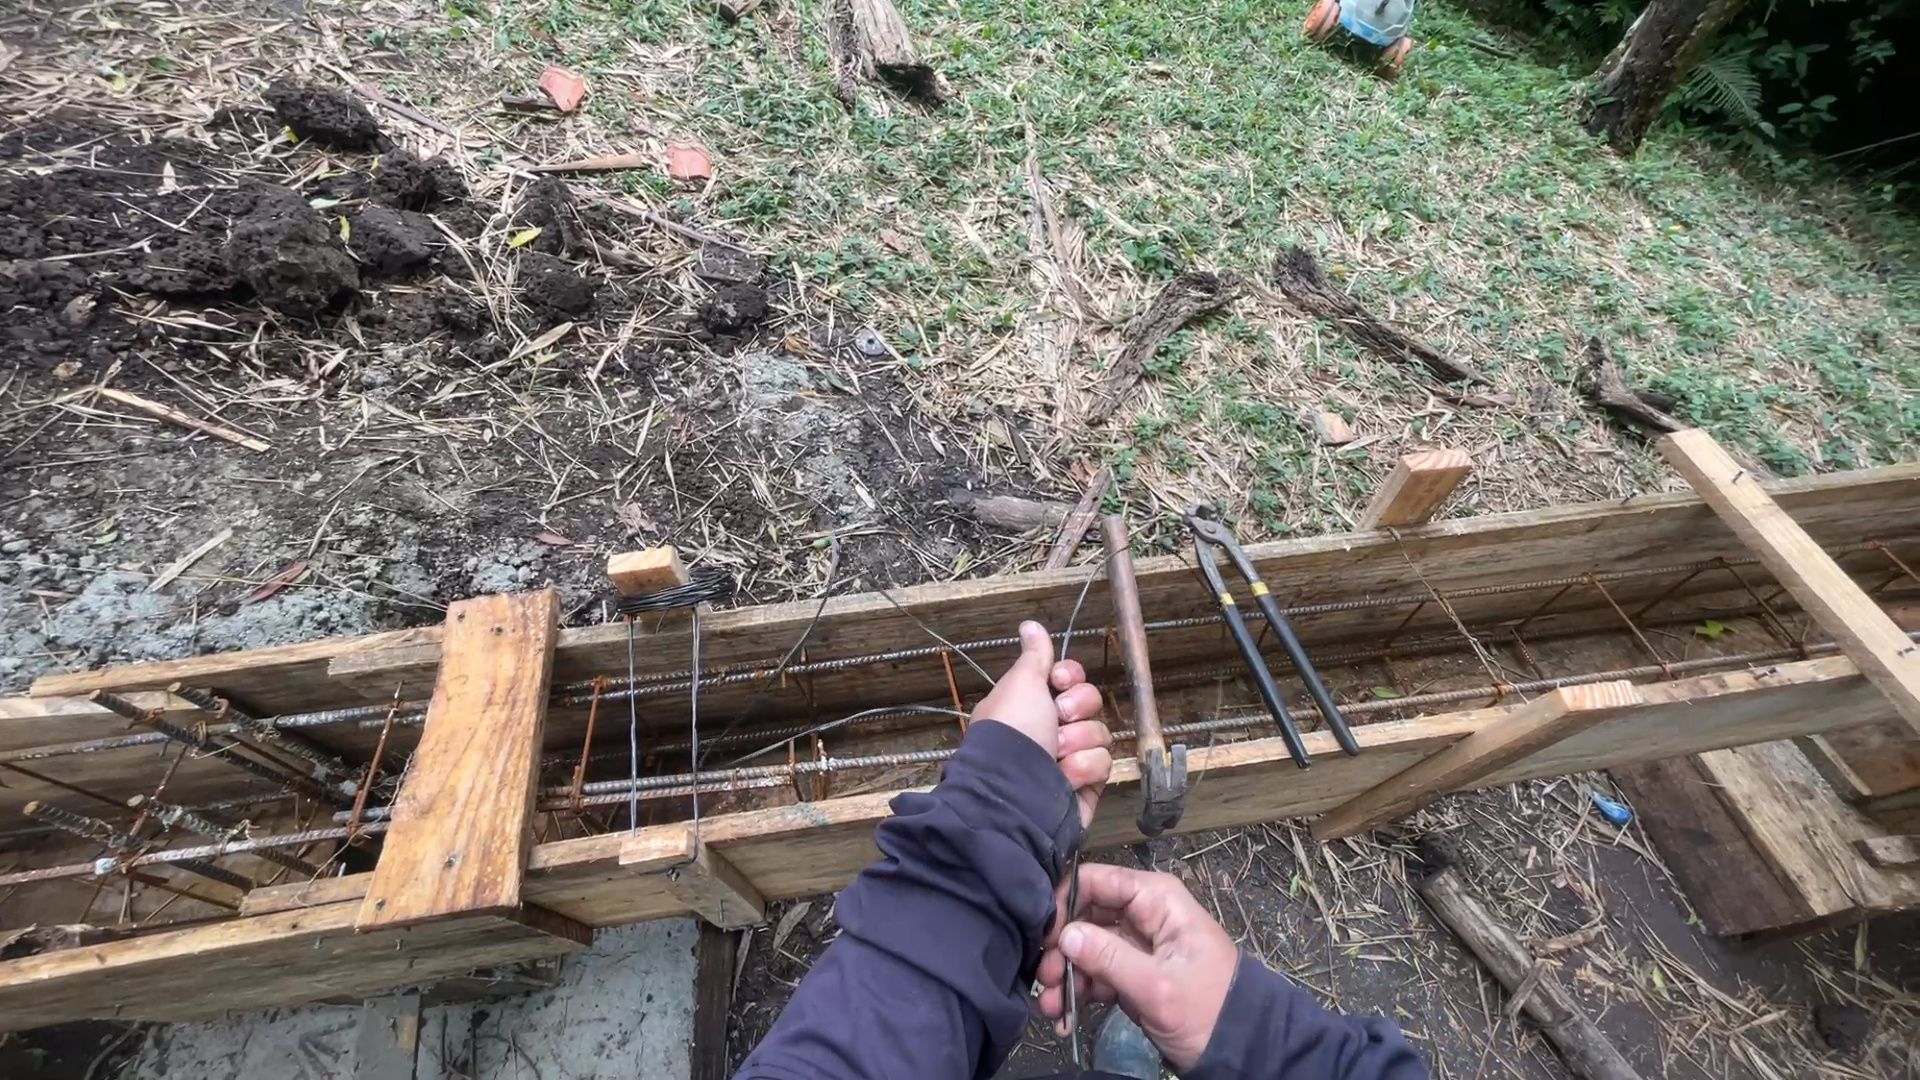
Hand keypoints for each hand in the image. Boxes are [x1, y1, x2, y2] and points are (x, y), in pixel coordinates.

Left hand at [971, 620, 1110, 826]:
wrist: (1015, 793)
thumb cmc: (1013, 732)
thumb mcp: (1021, 684)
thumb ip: (1035, 656)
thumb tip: (1031, 624)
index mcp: (1032, 703)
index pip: (1072, 677)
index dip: (1071, 677)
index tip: (1058, 682)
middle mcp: (1051, 728)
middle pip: (1090, 701)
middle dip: (1076, 710)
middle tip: (1057, 721)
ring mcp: (1071, 757)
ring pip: (1100, 733)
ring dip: (1077, 742)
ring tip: (1056, 757)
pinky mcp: (1088, 785)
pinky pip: (1104, 763)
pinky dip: (1084, 768)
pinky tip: (1066, 777)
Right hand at [1035, 864, 1237, 1070]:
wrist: (1246, 1053)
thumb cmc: (1209, 1008)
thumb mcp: (1158, 986)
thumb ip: (1109, 957)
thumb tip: (1064, 935)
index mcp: (1155, 898)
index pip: (1098, 881)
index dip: (1066, 901)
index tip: (1042, 933)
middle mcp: (1143, 912)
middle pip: (1087, 914)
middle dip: (1062, 947)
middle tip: (1044, 978)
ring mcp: (1137, 944)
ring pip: (1088, 946)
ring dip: (1067, 974)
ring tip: (1052, 1006)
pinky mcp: (1133, 973)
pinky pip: (1098, 972)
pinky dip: (1080, 991)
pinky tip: (1065, 1016)